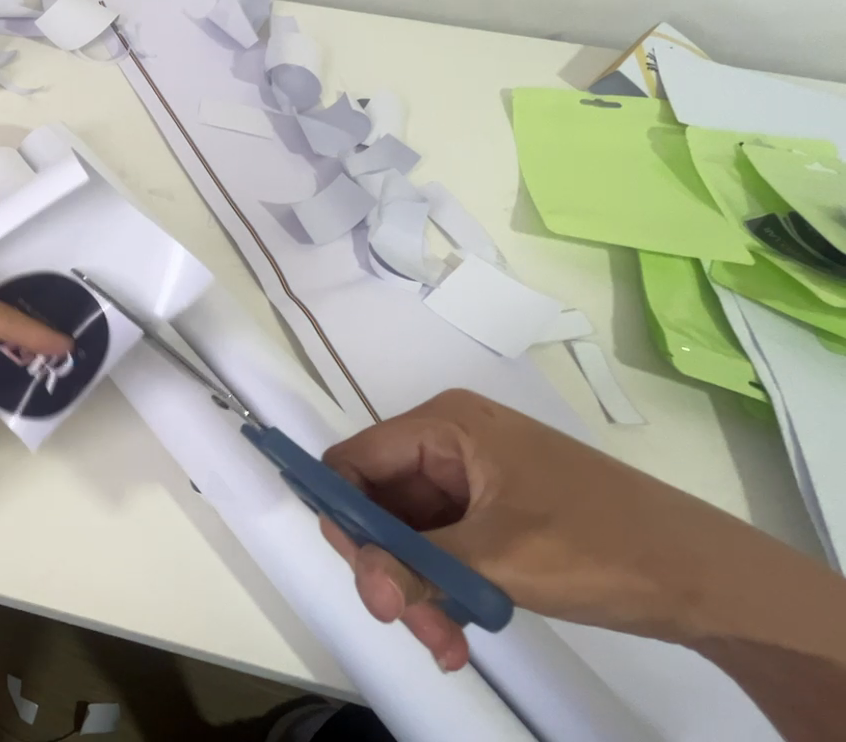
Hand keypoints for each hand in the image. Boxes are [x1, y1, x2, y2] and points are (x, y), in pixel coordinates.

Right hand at [318, 389, 787, 669]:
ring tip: (441, 642)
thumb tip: (364, 587)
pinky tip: (455, 632)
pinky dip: (441, 586)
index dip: (344, 512)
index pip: (355, 460)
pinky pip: (440, 543)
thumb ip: (417, 567)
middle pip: (380, 501)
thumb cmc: (604, 547)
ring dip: (416, 586)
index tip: (362, 571)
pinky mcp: (491, 510)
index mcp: (444, 425)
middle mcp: (449, 443)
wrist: (721, 585)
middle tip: (406, 621)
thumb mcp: (499, 560)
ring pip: (408, 531)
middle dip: (388, 565)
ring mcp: (471, 477)